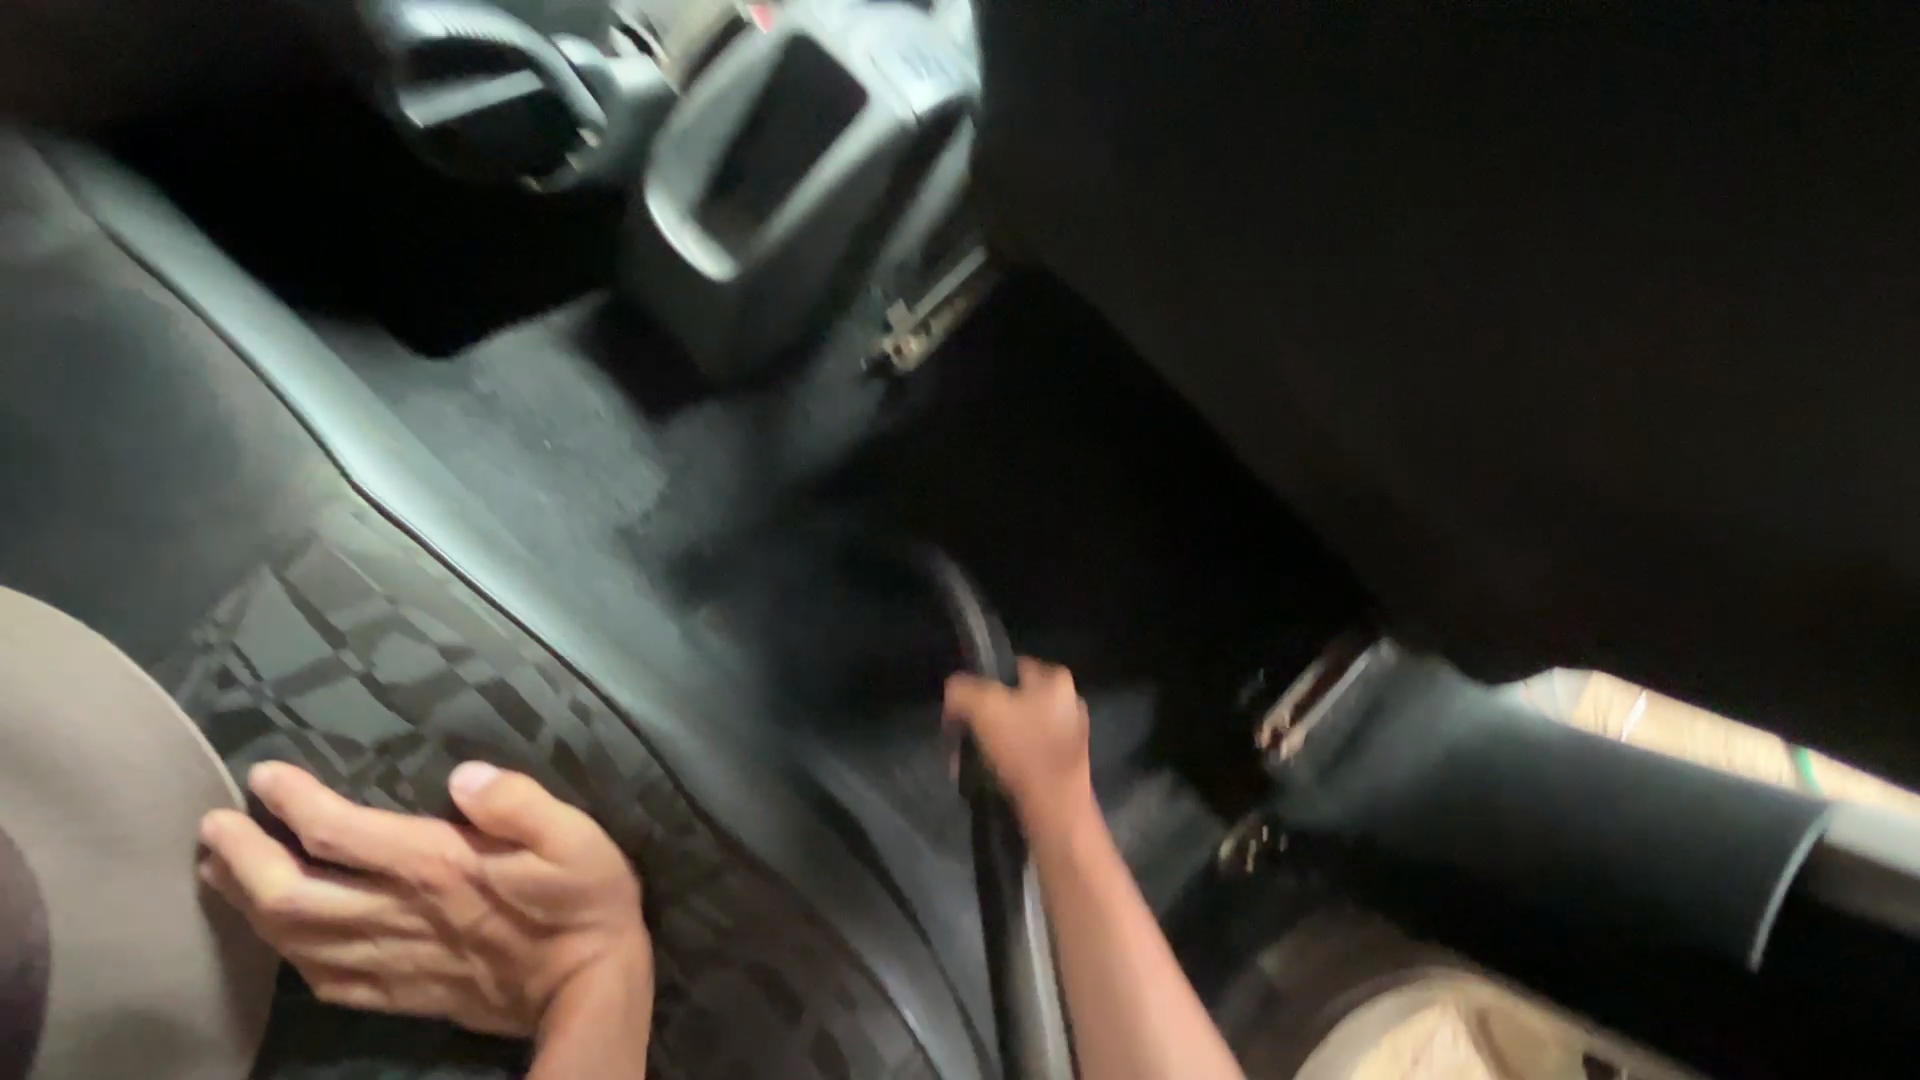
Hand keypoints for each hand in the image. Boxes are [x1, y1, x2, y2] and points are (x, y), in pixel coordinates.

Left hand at [198, 761, 652, 1046]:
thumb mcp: (575, 835)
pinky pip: (320, 978)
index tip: (266, 776)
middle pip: (289, 894)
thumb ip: (519, 802)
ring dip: (244, 905)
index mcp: (438, 866)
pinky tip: (280, 941)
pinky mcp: (397, 992)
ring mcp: (391, 960)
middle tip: (212, 828)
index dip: (294, 802)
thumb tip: (464, 775)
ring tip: (221, 875)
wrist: (588, 985)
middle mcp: (398, 913)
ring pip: (291, 938)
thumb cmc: (586, 898)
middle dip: (241, 859)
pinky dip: (284, 954)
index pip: (340, 832)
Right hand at [944, 658, 1096, 837]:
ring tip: (967, 764)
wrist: (1055, 807)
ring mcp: (1070, 735)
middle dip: (982, 720)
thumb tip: (954, 695)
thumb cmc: (1021, 746)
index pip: (1009, 667)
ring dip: (990, 745)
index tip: (962, 706)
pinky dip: (1005, 765)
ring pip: (1016, 732)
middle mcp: (1069, 701)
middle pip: (1010, 702)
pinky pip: (1026, 757)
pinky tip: (987, 779)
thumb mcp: (980, 705)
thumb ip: (960, 689)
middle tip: (960, 738)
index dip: (980, 683)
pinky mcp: (1065, 766)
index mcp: (1056, 678)